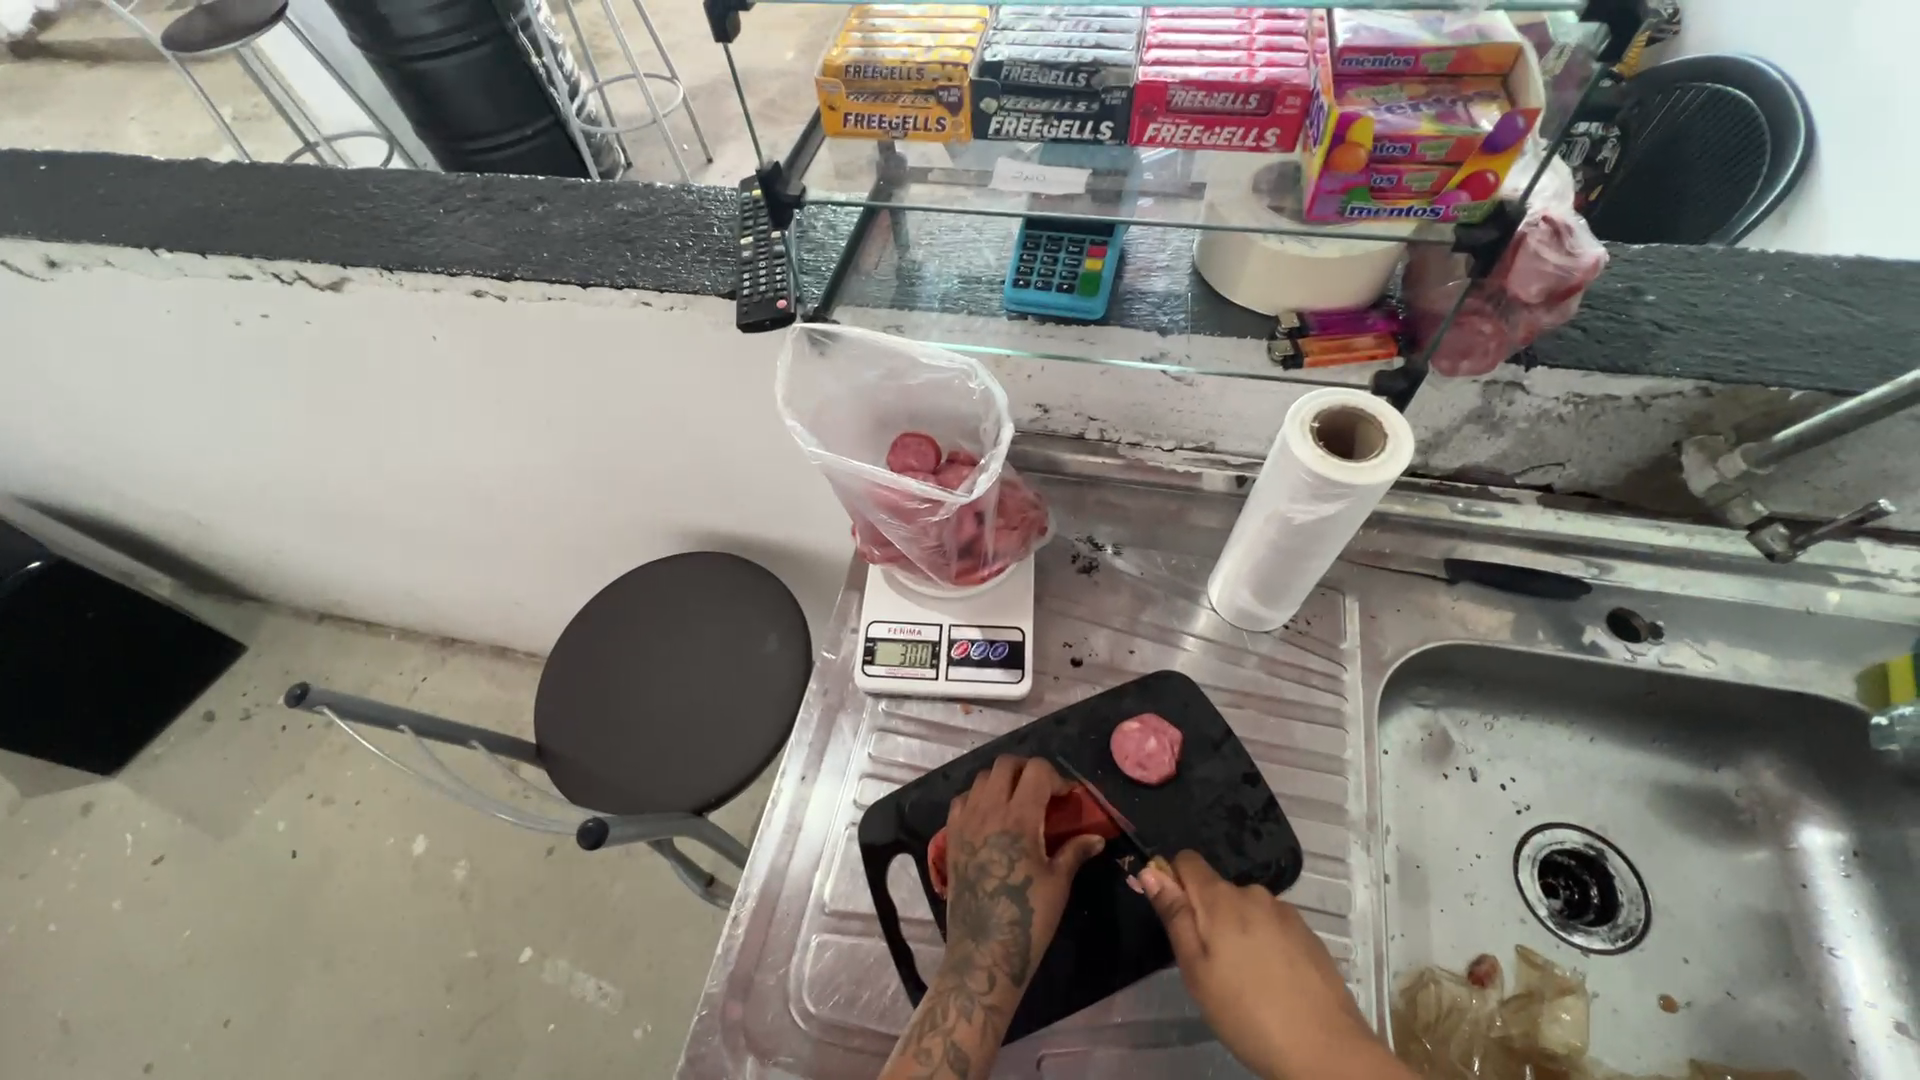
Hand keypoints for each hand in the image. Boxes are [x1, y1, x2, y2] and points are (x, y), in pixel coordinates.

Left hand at [881, 757, 1104, 1079]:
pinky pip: (963, 800)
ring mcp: (965, 821)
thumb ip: (1075, 851)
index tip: (1066, 798)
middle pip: (1006, 764)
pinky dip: (978, 797)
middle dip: (1028, 770)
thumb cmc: (1028, 916)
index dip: (1056, 777)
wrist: (984, 950)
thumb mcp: (1058, 882)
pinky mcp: (951, 836)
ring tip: (1018, 802)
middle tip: (1044, 793)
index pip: (1036, 771)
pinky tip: (991, 817)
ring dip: (1003, 781)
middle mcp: (989, 810)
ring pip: (982, 778)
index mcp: (1019, 817)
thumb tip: (1096, 837)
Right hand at [1140, 852, 1412, 1079]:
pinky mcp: (1309, 935)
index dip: (1174, 880)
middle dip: (1208, 916)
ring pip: (1247, 910)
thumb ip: (1174, 916)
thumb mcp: (1196, 970)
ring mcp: (1286, 913)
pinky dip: (1265, 944)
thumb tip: (1151, 872)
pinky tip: (1273, 982)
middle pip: (1217, 890)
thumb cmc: (1247, 1013)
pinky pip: (1273, 926)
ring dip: (1238, 931)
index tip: (1175, 916)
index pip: (1187, 861)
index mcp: (1221, 899)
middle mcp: (1254, 894)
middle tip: (1211, 966)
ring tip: (1245, 980)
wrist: (1327, 1050)